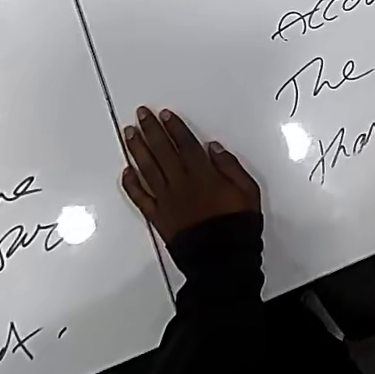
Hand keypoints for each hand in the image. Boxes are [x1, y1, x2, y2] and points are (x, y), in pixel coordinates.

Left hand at [120, 106, 261, 241]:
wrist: (222, 259)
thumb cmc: (238, 225)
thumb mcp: (248, 191)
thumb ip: (230, 166)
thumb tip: (213, 148)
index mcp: (204, 175)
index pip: (185, 144)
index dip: (174, 128)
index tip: (165, 114)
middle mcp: (181, 184)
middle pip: (162, 151)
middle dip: (151, 130)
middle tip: (141, 114)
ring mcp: (166, 200)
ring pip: (147, 169)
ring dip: (137, 149)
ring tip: (129, 133)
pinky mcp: (158, 217)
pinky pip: (140, 198)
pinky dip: (131, 184)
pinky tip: (125, 171)